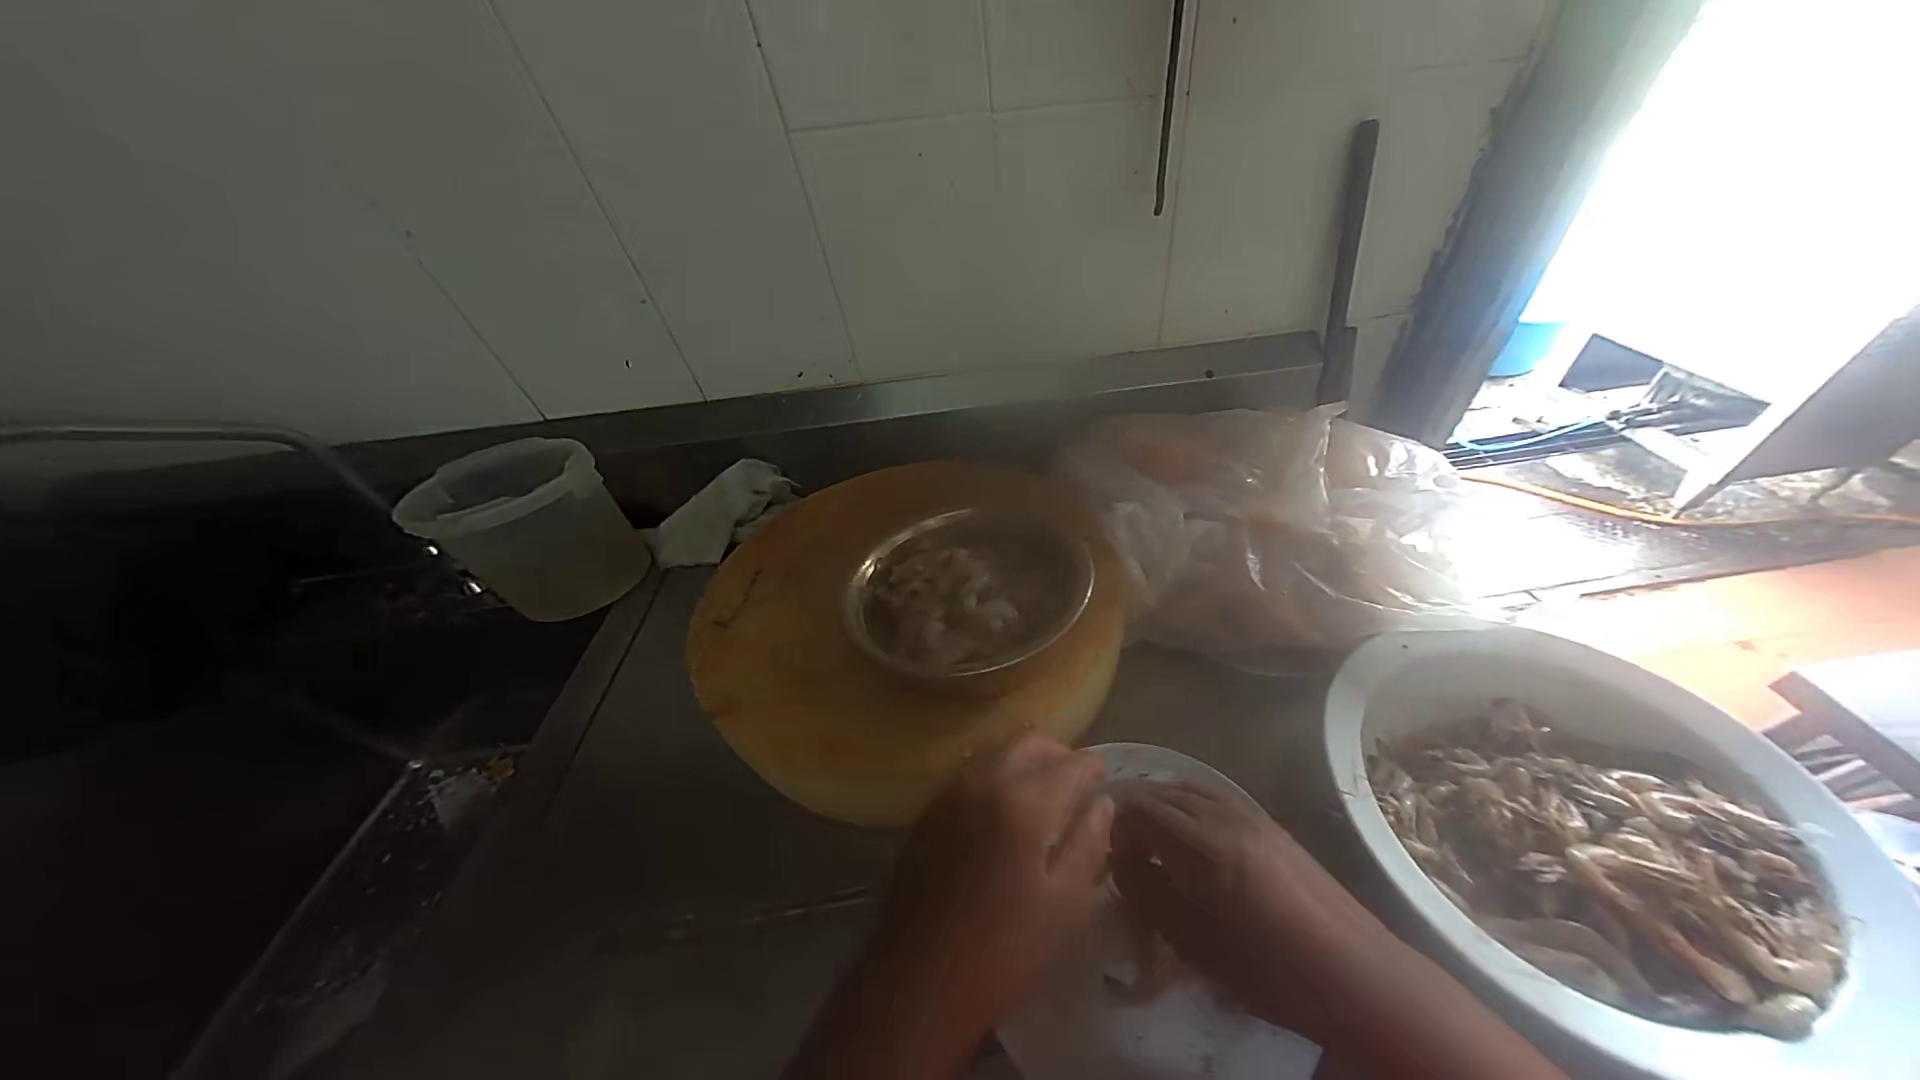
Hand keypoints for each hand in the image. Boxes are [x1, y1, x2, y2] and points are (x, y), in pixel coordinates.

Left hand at [872, 732, 1114, 1029]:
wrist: (918, 980)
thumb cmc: (1002, 951)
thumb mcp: (1064, 906)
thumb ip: (1088, 844)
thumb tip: (1102, 803)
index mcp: (1022, 802)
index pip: (1070, 764)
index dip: (1093, 768)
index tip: (1104, 779)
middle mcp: (983, 781)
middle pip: (1027, 743)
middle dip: (1058, 752)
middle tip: (1076, 779)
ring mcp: (950, 792)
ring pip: (996, 752)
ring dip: (1025, 759)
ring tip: (1044, 790)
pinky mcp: (929, 810)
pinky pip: (970, 772)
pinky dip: (996, 774)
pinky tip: (1005, 806)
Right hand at [1110, 782, 1395, 1044]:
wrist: (1356, 974)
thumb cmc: (1269, 970)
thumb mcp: (1194, 944)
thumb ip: (1148, 894)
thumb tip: (1120, 861)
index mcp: (1200, 843)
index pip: (1136, 808)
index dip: (1110, 823)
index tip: (1100, 849)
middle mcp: (1220, 813)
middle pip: (1158, 791)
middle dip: (1129, 811)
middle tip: (1116, 844)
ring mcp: (1247, 812)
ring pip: (1185, 787)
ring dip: (1158, 804)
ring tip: (1147, 839)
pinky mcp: (1267, 822)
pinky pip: (1211, 796)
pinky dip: (1185, 805)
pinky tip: (1187, 838)